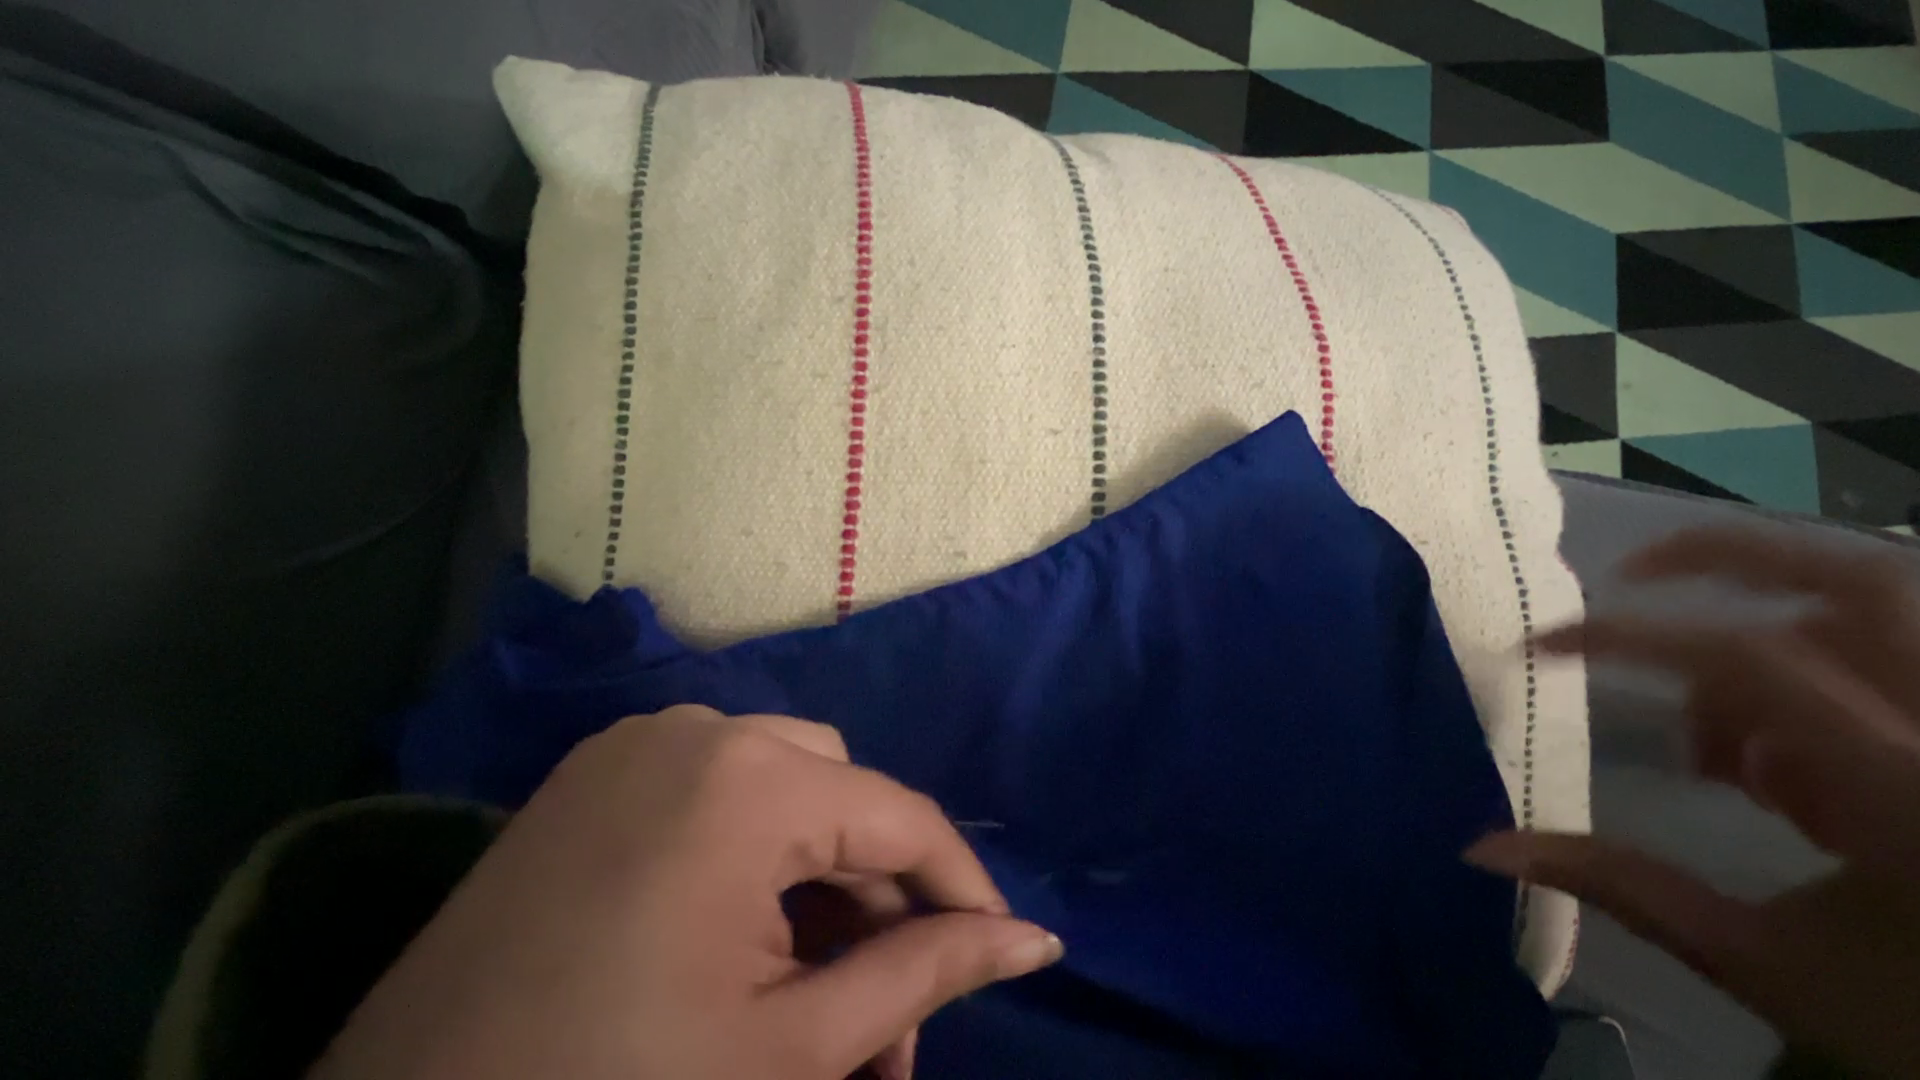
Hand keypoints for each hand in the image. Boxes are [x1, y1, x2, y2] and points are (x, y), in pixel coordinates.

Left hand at [310, 706, 1061, 1079]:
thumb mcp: (796, 1044)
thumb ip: (926, 972)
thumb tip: (1036, 943)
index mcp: (749, 776)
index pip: (901, 816)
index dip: (962, 888)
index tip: (1002, 951)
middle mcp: (696, 730)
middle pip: (840, 800)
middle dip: (879, 901)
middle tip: (889, 1017)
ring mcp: (633, 747)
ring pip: (780, 793)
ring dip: (818, 884)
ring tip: (822, 994)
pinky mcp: (591, 779)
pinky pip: (712, 795)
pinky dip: (750, 861)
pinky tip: (744, 945)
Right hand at [1467, 528, 1919, 1078]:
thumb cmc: (1917, 1012)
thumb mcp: (1762, 964)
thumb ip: (1625, 890)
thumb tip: (1482, 845)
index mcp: (1899, 786)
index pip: (1748, 658)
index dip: (1630, 635)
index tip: (1540, 646)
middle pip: (1852, 579)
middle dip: (1726, 554)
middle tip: (1631, 574)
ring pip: (1866, 612)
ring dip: (1762, 640)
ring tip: (1721, 741)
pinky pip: (1886, 662)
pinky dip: (1813, 681)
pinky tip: (1783, 768)